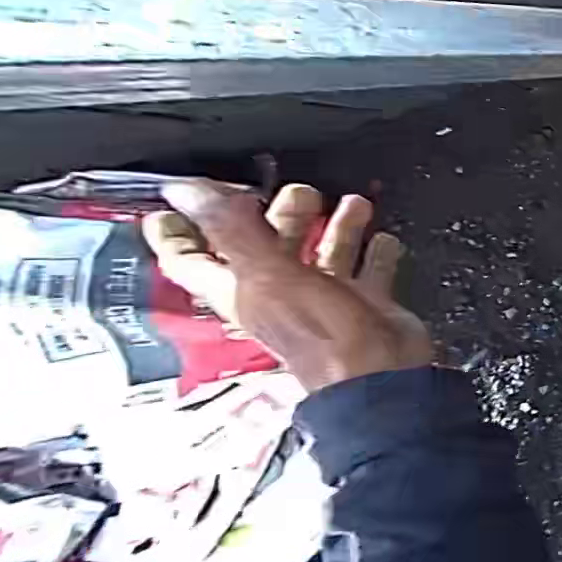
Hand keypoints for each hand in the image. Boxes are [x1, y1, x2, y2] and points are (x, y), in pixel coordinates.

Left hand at [141, 179, 433, 390]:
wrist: (381, 371)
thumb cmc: (322, 333)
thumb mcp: (269, 277)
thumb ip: (231, 231)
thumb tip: (181, 190)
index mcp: (244, 290)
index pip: (193, 259)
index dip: (179, 231)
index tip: (178, 199)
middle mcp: (281, 293)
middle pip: (273, 244)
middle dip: (285, 213)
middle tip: (303, 192)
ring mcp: (326, 298)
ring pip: (326, 251)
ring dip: (339, 225)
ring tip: (355, 204)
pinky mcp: (365, 302)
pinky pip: (369, 269)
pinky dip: (376, 251)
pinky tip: (382, 239)